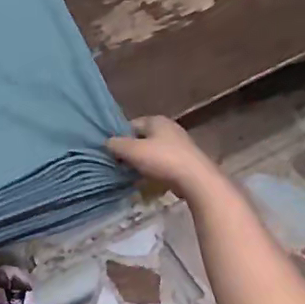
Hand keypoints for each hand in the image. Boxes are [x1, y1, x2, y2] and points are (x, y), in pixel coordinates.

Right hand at [108, 116, 227, 197]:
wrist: (196, 180)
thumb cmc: (162, 160)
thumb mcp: (132, 150)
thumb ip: (116, 144)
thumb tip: (107, 143)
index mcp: (156, 120)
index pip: (130, 125)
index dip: (119, 138)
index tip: (112, 152)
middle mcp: (169, 128)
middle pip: (142, 139)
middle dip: (131, 152)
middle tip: (120, 165)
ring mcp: (179, 145)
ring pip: (152, 153)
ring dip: (142, 164)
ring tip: (132, 176)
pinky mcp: (185, 162)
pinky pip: (163, 164)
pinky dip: (155, 172)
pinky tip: (149, 183)